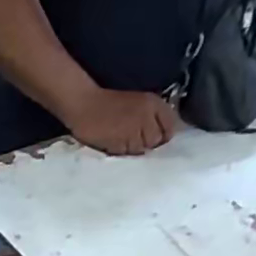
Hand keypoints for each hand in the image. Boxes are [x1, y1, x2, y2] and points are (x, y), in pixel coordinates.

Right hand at [61, 87, 178, 154]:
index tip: (154, 138)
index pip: (170, 126)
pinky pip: (125, 153)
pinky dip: (120, 151)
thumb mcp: (137, 102)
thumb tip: (160, 136)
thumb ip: (151, 115)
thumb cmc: (108, 103)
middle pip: (155, 141)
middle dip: (146, 143)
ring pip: (140, 150)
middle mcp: (146, 116)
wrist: (84, 104)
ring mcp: (132, 131)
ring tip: (121, 142)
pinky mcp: (118, 142)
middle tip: (133, 140)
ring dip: (132, 149)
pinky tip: (112, 144)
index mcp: (153, 104)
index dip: (164, 135)